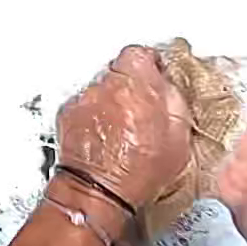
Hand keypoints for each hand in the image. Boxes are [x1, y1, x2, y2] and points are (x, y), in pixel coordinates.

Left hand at [54, 46, 192, 214]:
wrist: (100, 193)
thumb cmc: (138, 170)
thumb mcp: (179, 134)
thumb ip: (174, 98)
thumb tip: (168, 83)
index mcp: (137, 81)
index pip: (141, 52)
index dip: (150, 65)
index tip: (156, 75)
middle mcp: (106, 85)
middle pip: (119, 70)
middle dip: (130, 85)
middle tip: (141, 110)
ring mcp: (84, 98)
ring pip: (100, 88)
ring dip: (110, 101)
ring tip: (122, 130)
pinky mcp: (67, 113)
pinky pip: (83, 105)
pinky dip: (92, 116)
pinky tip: (104, 136)